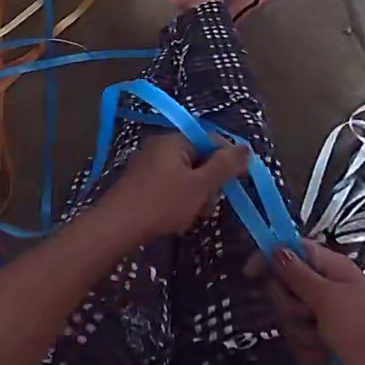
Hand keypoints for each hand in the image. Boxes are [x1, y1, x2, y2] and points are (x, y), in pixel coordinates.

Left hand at [92, 133, 248, 240]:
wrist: (118, 225)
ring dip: (195, 195)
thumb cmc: (162, 202)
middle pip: (199, 159)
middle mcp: (159, 146)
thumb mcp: (200, 185)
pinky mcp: (141, 183)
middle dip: (209, 183)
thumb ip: (225, 166)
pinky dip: (179, 200)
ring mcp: (148, 164)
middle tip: (207, 204)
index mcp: (173, 140)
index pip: (211, 140)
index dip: (229, 159)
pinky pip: (170, 185)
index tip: (240, 181)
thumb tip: (246, 147)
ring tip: (191, 215)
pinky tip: (177, 219)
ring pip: (185, 176)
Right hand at [259, 239, 364, 364]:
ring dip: (301, 333)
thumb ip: (297, 275)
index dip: (270, 258)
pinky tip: (327, 358)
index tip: (251, 273)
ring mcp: (326, 317)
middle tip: (307, 315)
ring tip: (325, 343)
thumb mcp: (330, 300)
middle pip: (284, 286)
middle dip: (289, 305)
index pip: (291, 251)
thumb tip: (275, 249)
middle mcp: (327, 289)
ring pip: (289, 317)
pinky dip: (310, 351)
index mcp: (332, 269)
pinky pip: (300, 340)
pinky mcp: (326, 343)